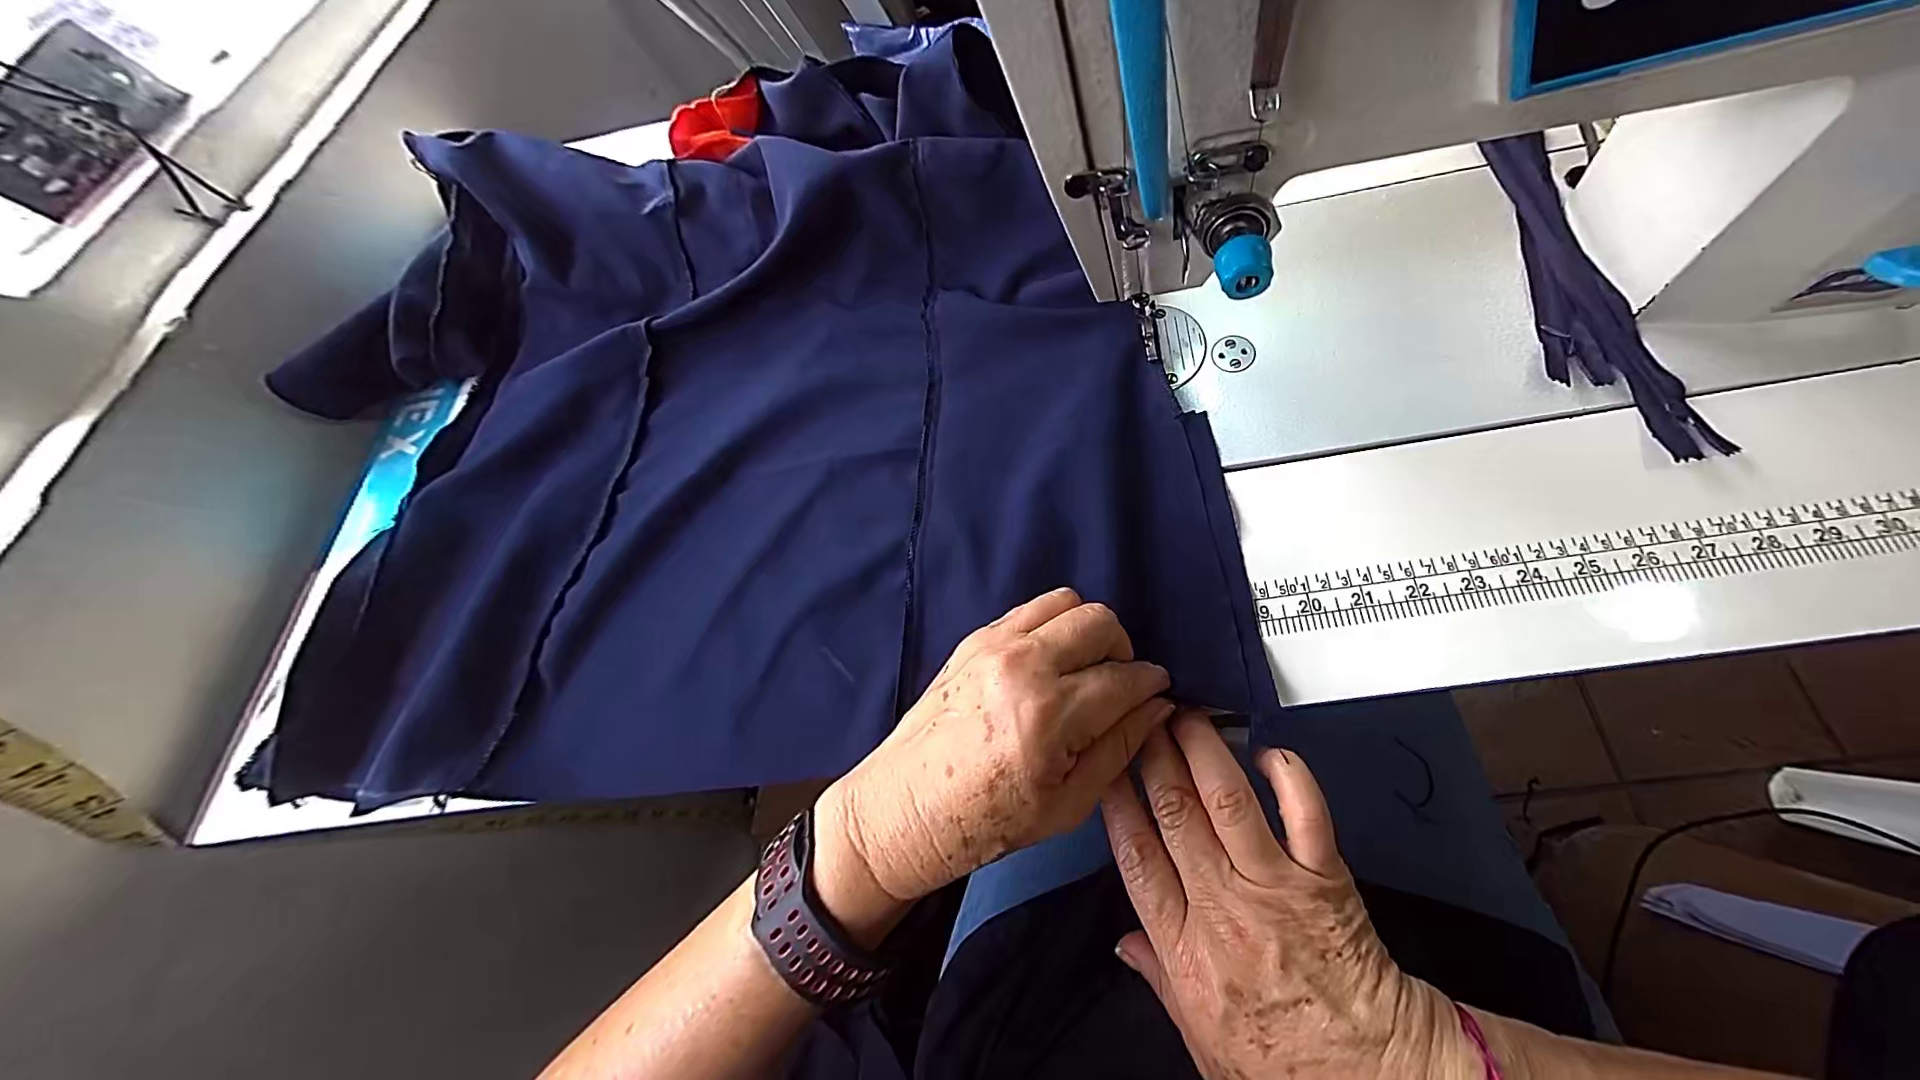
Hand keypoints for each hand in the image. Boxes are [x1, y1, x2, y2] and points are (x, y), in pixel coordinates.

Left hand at [819, 588, 1173, 914]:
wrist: (907, 805)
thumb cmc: (985, 819)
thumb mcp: (1069, 804)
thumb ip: (1120, 746)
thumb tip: (1157, 706)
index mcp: (1049, 716)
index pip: (1124, 678)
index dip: (1150, 684)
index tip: (1156, 690)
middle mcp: (1022, 666)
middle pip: (1100, 622)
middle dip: (1122, 650)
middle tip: (1119, 680)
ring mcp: (993, 645)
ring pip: (1067, 602)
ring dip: (1087, 630)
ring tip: (1083, 667)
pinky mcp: (974, 639)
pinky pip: (1030, 609)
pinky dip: (1051, 626)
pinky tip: (1049, 662)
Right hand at [1100, 714, 1482, 1079]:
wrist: (1375, 1076)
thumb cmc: (1283, 1058)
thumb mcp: (1199, 1036)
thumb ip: (1156, 977)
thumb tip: (1120, 938)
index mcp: (1183, 942)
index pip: (1135, 853)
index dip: (1116, 800)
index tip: (1108, 763)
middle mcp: (1221, 905)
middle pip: (1174, 811)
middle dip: (1153, 756)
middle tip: (1145, 720)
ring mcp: (1274, 887)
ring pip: (1226, 800)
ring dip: (1203, 750)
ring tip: (1186, 715)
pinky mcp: (1325, 878)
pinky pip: (1305, 813)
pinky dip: (1288, 775)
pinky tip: (1266, 751)